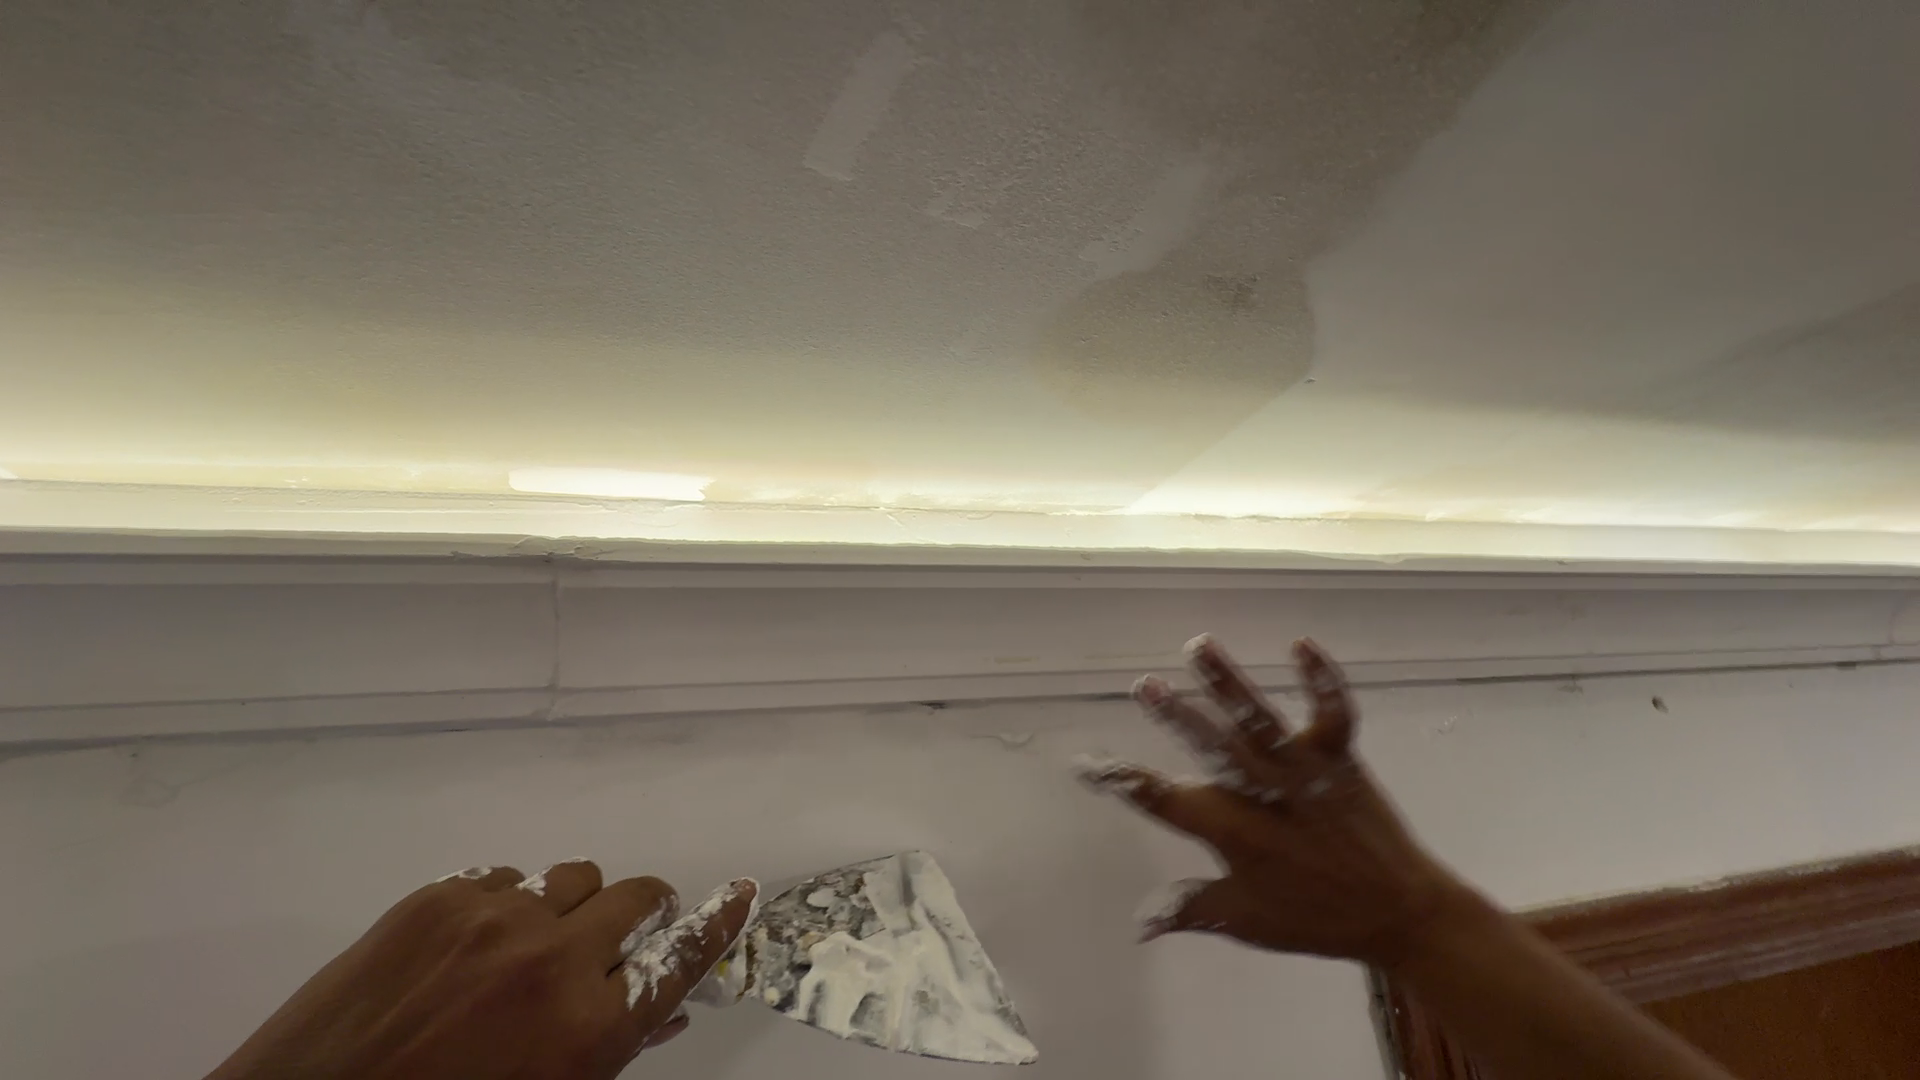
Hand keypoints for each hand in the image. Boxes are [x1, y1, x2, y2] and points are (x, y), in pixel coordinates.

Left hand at [207, 861, 757, 1079]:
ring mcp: (496, 918)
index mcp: (587, 1029)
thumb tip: (667, 1011)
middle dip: (640, 914)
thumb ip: (612, 1051)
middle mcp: (555, 960)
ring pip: (576, 876)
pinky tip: (467, 947)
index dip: (718, 922)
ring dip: (572, 907)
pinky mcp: (438, 897)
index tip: (740, 892)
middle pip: (638, 897)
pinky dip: (504, 906)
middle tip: (613, 939)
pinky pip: (505, 878)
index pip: (681, 956)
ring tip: (530, 944)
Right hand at [1075, 636, 1464, 968]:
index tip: (1087, 763)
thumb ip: (1190, 909)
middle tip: (1146, 686)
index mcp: (1236, 836)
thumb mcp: (1247, 921)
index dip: (1124, 782)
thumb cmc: (1316, 917)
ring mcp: (1304, 773)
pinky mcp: (1339, 759)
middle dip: (1180, 718)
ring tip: (1198, 645)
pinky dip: (1321, 679)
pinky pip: (1334, 713)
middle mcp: (1265, 798)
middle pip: (1215, 751)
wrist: (1404, 913)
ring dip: (1229, 683)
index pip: (1167, 803)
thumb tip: (1139, 922)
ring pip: (1261, 722)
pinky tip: (1300, 643)